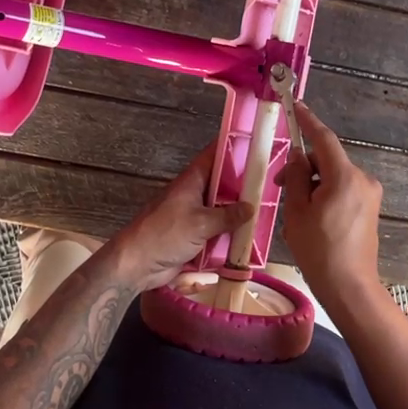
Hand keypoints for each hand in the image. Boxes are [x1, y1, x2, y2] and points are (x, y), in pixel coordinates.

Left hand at [103, 144, 252, 291]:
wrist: (137, 264)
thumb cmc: (165, 234)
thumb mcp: (201, 223)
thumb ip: (228, 215)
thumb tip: (250, 208)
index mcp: (191, 181)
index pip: (214, 156)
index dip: (232, 148)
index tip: (255, 143)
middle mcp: (193, 195)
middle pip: (222, 184)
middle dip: (243, 186)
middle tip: (270, 185)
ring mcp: (193, 216)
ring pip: (221, 209)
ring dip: (238, 214)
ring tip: (267, 213)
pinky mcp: (193, 237)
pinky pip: (216, 231)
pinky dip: (229, 234)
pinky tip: (249, 237)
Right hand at [280, 103, 381, 301]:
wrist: (349, 287)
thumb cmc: (319, 251)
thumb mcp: (297, 211)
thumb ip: (296, 177)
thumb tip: (298, 157)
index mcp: (344, 177)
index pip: (324, 139)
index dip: (308, 122)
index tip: (297, 107)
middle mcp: (363, 180)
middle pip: (328, 159)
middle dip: (304, 167)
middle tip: (280, 186)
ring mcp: (370, 195)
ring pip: (335, 175)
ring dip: (314, 183)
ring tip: (296, 210)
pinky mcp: (371, 208)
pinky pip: (344, 189)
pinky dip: (326, 194)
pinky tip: (313, 217)